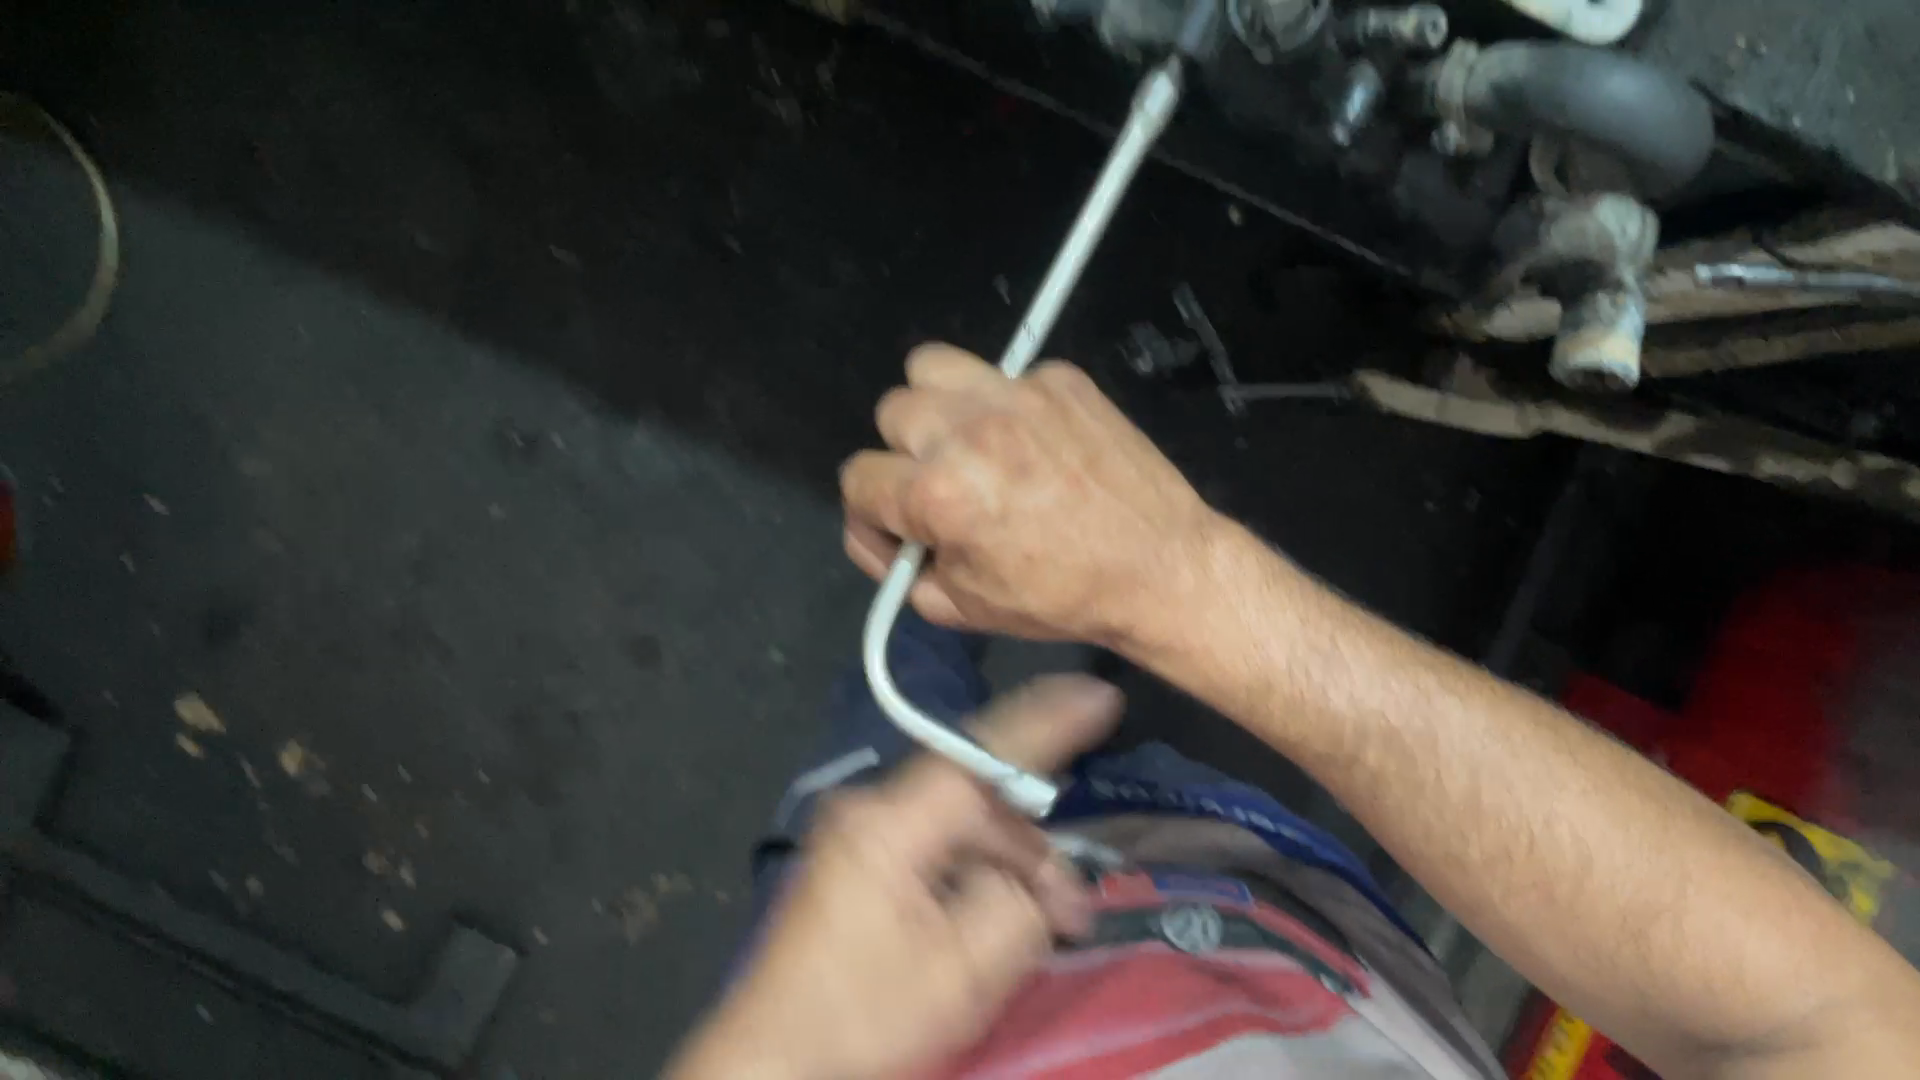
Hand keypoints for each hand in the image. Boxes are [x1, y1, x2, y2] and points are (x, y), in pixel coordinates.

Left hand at [665, 676, 1121, 1079]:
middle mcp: (872, 808)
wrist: (774, 1062)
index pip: (981, 755)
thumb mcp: (960, 972)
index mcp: (890, 823)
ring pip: (959, 826)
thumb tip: (1039, 875)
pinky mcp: (860, 858)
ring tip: (1045, 923)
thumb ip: (1017, 905)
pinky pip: (936, 847)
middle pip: (977, 800)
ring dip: (1006, 867)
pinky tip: (998, 913)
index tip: (1099, 695)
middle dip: (1032, 846)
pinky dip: (974, 874)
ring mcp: (861, 830)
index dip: (1046, 722)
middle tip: (1074, 907)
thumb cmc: (864, 1015)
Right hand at [841, 343, 1219, 647]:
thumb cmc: (1061, 599)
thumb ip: (901, 570)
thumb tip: (880, 533)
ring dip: (939, 405)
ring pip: (932, 368)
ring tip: (970, 440)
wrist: (1159, 568)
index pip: (857, 479)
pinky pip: (1003, 375)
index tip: (903, 527)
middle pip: (892, 412)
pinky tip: (1033, 441)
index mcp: (939, 494)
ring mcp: (1016, 395)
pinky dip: (1004, 406)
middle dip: (906, 455)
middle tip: (946, 485)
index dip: (873, 512)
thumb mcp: (962, 608)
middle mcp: (968, 431)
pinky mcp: (1059, 379)